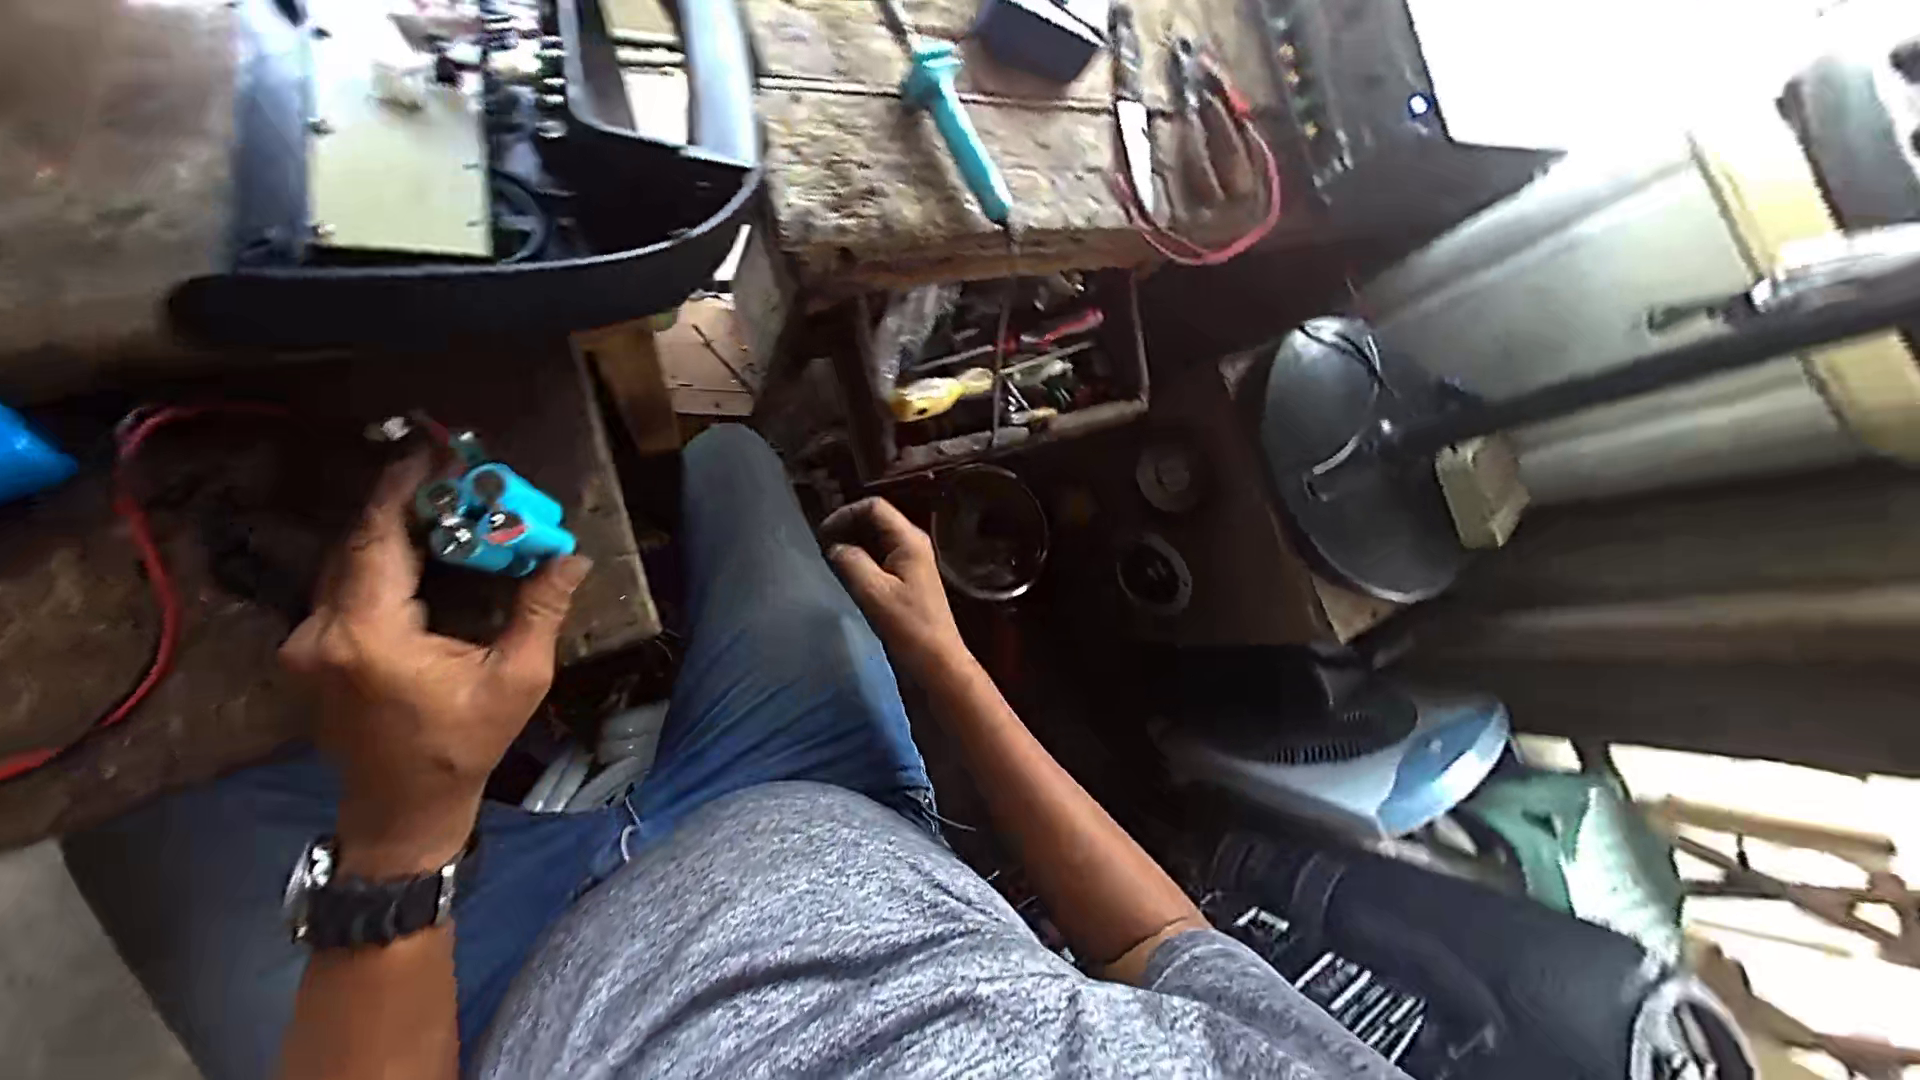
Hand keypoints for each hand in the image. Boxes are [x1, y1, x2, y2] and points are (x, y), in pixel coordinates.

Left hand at [280, 453, 591, 876]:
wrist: (404, 804)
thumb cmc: (466, 742)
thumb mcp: (519, 676)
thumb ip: (539, 610)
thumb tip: (572, 558)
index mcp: (370, 635)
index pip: (376, 541)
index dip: (401, 492)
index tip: (429, 454)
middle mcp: (324, 631)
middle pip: (359, 546)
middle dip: (404, 504)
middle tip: (452, 477)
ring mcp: (310, 643)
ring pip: (348, 564)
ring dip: (393, 530)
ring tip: (442, 505)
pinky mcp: (316, 651)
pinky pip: (345, 587)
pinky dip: (383, 560)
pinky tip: (421, 551)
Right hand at [821, 497, 970, 682]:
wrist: (936, 663)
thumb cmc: (909, 627)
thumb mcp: (874, 592)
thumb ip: (850, 562)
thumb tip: (834, 547)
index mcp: (910, 540)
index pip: (873, 507)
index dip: (844, 514)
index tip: (822, 536)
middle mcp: (912, 545)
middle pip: (874, 520)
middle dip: (846, 528)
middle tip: (822, 547)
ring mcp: (910, 563)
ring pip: (875, 540)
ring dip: (852, 545)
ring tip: (830, 562)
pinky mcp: (905, 582)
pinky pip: (878, 559)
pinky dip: (860, 561)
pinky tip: (846, 577)